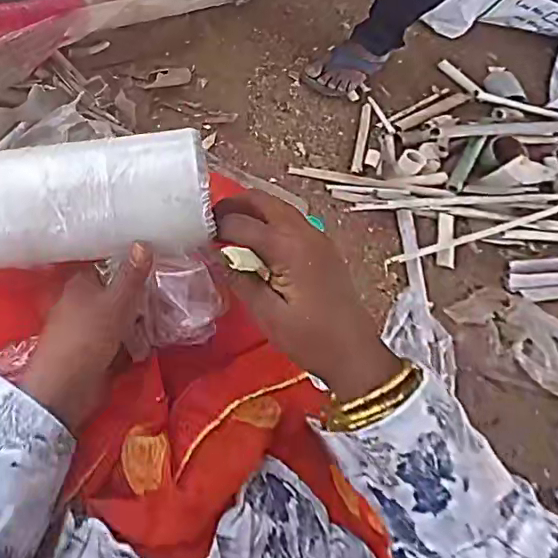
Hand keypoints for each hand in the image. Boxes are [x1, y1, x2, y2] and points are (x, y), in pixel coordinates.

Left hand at [19, 244, 152, 427]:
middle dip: (140, 293)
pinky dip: (136, 341)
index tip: (156, 258)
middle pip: (117, 292)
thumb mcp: (114, 303)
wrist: (67, 389)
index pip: (107, 265)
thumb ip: (131, 276)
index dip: (129, 262)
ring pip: (122, 317)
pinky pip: (122, 340)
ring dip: (141, 319)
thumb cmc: (86, 336)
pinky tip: (157, 338)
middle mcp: (84, 302)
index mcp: (81, 283)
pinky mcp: (98, 352)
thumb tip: (142, 242)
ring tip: (170, 312)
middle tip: (170, 288)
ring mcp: (91, 328)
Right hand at [211, 193, 402, 400]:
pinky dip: (268, 218)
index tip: (199, 236)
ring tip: (229, 226)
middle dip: (232, 205)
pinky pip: (290, 218)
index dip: (216, 227)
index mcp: (288, 247)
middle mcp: (303, 232)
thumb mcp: (267, 314)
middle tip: (211, 221)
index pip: (241, 223)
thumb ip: (239, 279)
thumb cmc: (311, 339)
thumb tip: (216, 256)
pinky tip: (256, 238)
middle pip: (261, 200)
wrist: (357, 357)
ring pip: (277, 205)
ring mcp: (317, 236)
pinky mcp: (323, 245)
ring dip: (251, 209)